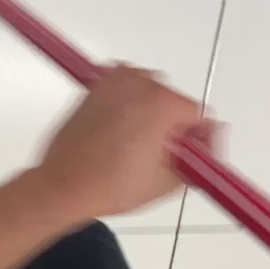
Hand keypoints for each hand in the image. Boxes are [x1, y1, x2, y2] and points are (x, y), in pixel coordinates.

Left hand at [27, 64, 214, 223]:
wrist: (62, 186)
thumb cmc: (111, 186)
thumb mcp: (167, 182)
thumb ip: (199, 162)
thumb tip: (208, 148)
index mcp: (163, 104)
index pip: (200, 116)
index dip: (200, 140)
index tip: (191, 158)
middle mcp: (140, 84)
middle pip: (174, 102)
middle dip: (173, 126)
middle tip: (159, 156)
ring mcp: (114, 82)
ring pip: (149, 91)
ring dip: (150, 112)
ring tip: (136, 145)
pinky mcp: (94, 87)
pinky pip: (123, 84)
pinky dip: (128, 99)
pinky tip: (122, 126)